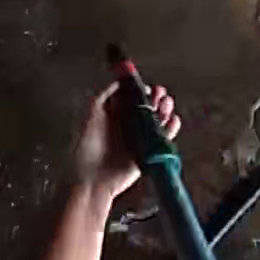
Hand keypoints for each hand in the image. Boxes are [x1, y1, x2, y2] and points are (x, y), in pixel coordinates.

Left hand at [73, 79, 179, 201]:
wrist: (91, 178)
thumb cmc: (86, 146)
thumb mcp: (92, 112)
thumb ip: (105, 95)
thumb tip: (119, 81)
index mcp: (114, 115)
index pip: (132, 98)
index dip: (141, 91)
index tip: (147, 86)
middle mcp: (127, 126)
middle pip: (146, 108)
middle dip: (155, 99)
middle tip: (160, 93)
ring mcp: (138, 139)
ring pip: (156, 121)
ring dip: (164, 110)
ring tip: (167, 103)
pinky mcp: (147, 153)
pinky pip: (163, 139)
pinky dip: (170, 129)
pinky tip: (172, 120)